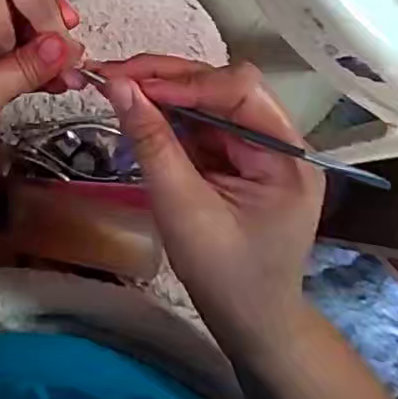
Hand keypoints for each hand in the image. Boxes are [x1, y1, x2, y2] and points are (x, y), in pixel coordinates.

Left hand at [0, 1, 80, 219]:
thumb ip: (24, 64)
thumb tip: (67, 42)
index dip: (33, 6)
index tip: (70, 18)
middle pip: (10, 28)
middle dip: (45, 35)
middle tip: (81, 47)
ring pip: (17, 55)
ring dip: (47, 61)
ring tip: (79, 70)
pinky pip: (17, 80)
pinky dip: (39, 80)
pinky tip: (63, 84)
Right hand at [94, 56, 324, 359]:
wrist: (250, 324)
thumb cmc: (225, 274)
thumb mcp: (182, 208)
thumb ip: (152, 142)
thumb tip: (117, 84)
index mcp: (285, 154)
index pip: (238, 89)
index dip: (184, 80)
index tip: (132, 82)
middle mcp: (276, 139)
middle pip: (220, 84)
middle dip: (165, 77)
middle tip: (112, 75)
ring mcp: (254, 144)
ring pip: (204, 95)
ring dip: (159, 89)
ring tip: (115, 86)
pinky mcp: (232, 152)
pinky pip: (197, 117)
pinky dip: (163, 111)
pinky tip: (136, 109)